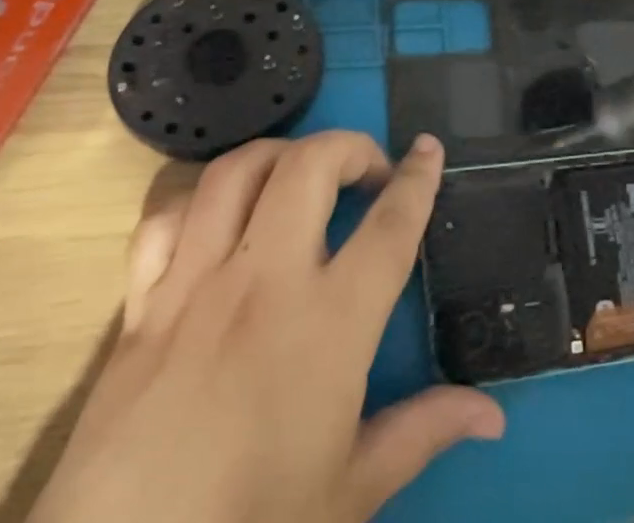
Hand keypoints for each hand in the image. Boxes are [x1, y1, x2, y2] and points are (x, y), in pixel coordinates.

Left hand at [29, 131, 504, 522]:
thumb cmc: (255, 518)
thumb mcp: (353, 487)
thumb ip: (424, 432)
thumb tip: (492, 414)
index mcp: (330, 323)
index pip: (388, 229)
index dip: (417, 180)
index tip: (429, 148)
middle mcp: (263, 281)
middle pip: (307, 169)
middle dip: (347, 148)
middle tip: (368, 172)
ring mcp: (195, 283)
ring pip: (233, 174)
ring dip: (277, 155)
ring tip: (300, 174)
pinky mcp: (141, 303)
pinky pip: (166, 220)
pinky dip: (198, 201)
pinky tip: (218, 218)